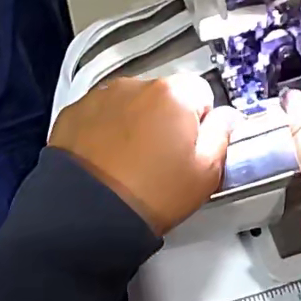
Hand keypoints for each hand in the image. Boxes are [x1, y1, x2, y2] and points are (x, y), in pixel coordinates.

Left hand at [49, 75, 238, 234]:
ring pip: (130, 103)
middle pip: (163, 95)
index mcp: (174, 95)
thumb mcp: (205, 173)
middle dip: (165, 120)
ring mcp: (102, 97)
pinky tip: (107, 159)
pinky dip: (104, 130)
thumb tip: (226, 118)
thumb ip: (221, 136)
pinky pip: (99, 114)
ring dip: (134, 123)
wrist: (87, 213)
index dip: (200, 120)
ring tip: (131, 162)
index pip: (201, 91)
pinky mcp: (75, 112)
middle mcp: (136, 87)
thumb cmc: (148, 195)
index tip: (192, 144)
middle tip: (162, 159)